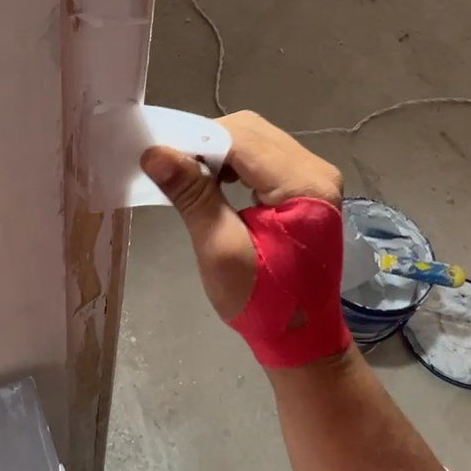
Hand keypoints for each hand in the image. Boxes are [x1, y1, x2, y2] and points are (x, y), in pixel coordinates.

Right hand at [140, 110, 342, 321]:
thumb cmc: (262, 302)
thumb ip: (193, 196)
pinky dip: (233, 162)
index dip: (197, 141)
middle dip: (206, 144)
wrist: (301, 339)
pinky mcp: (305, 185)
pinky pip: (263, 156)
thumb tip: (155, 152)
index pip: (242, 138)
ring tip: (189, 178)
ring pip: (255, 139)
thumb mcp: (221, 250)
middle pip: (250, 132)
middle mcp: (315, 169)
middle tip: (171, 168)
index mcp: (303, 183)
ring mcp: (313, 176)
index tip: (158, 155)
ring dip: (218, 152)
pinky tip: (214, 183)